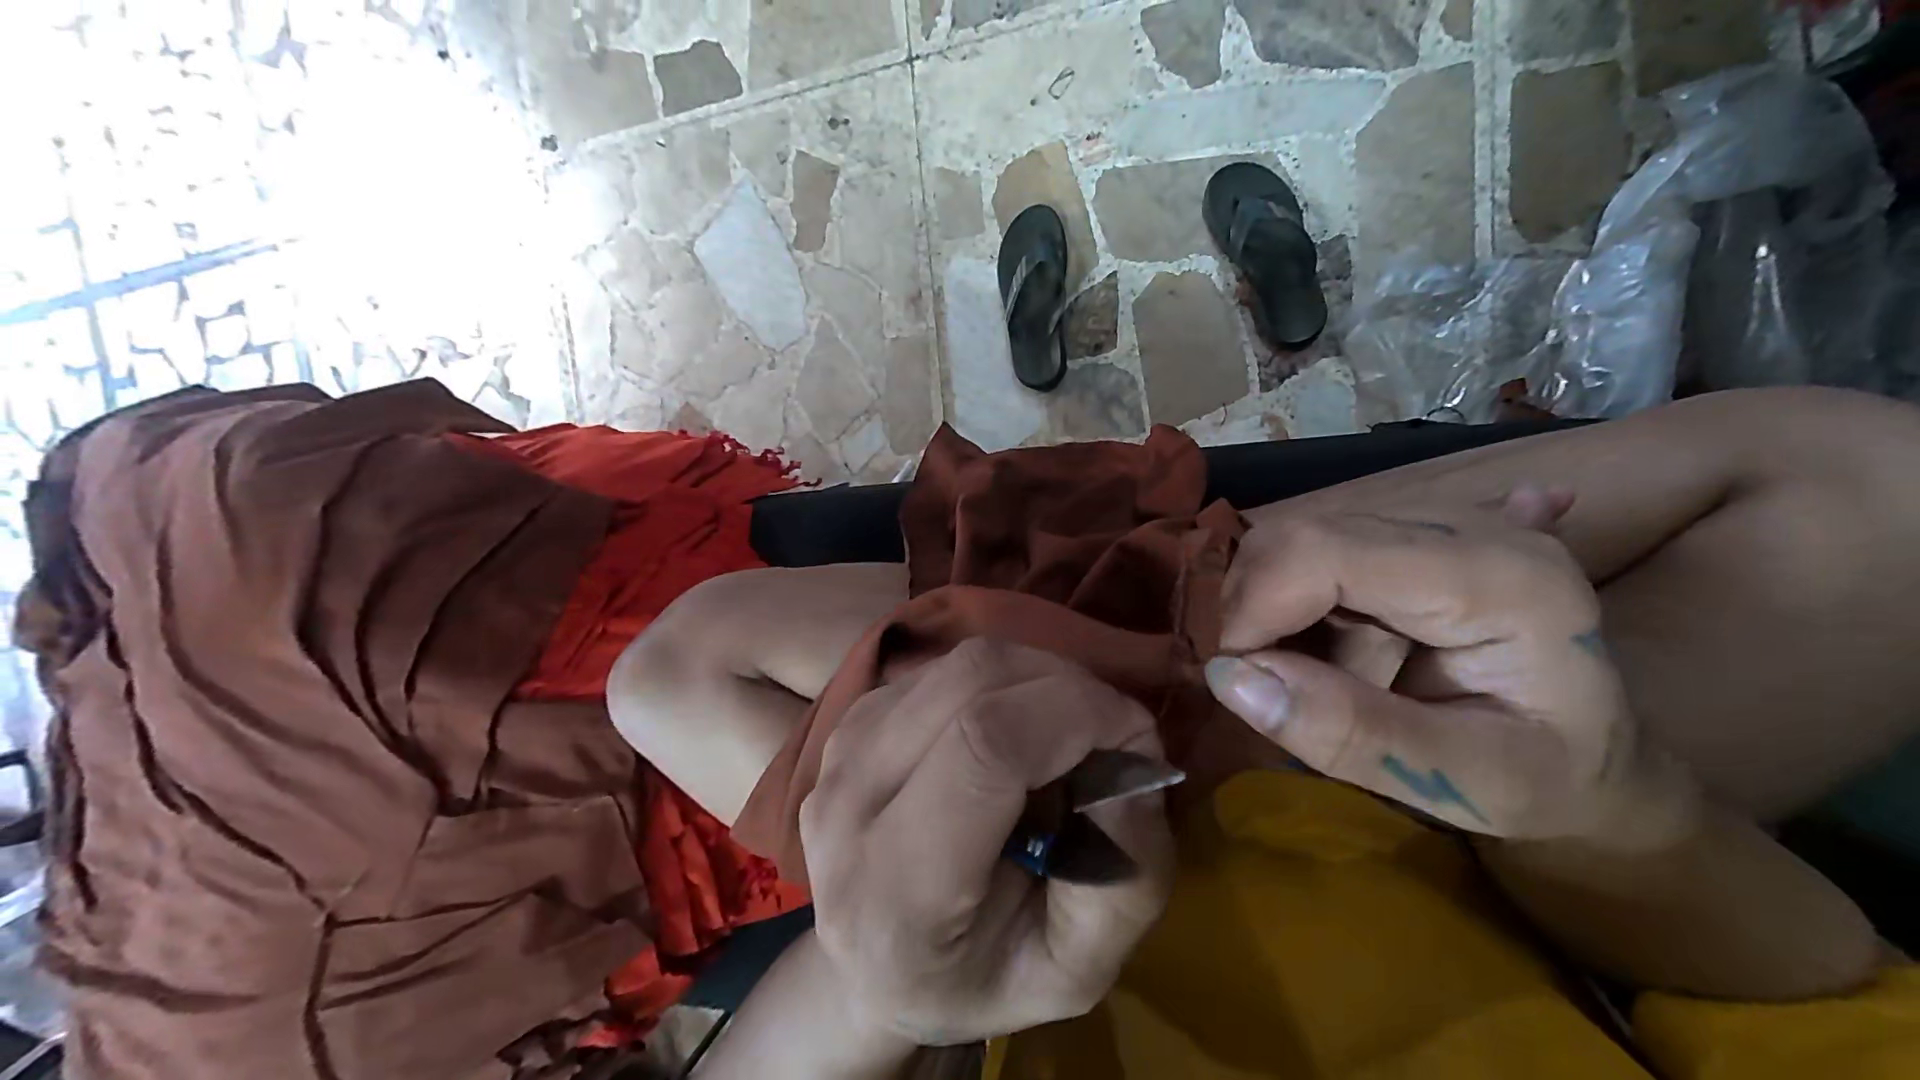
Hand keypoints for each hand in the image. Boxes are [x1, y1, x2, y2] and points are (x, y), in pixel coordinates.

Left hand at [800, 638, 1175, 1044]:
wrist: (869, 963)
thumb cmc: (973, 979)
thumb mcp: (1072, 975)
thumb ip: (1122, 887)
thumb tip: (1138, 765)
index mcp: (898, 888)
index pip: (985, 744)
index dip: (1077, 714)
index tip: (1134, 736)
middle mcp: (851, 800)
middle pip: (974, 680)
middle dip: (1068, 686)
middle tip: (1109, 734)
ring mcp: (841, 747)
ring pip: (964, 662)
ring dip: (1038, 678)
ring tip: (1062, 735)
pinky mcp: (850, 717)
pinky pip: (946, 667)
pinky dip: (1003, 682)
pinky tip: (1011, 731)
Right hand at [1205, 488, 1696, 846]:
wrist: (1597, 756)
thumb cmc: (1550, 780)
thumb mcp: (1468, 783)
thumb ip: (1353, 734)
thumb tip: (1228, 678)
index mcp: (1497, 577)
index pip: (1320, 551)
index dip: (1252, 608)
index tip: (1235, 678)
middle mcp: (1462, 525)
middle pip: (1294, 537)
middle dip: (1253, 613)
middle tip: (1270, 685)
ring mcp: (1432, 519)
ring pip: (1290, 543)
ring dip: (1276, 613)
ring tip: (1325, 671)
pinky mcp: (1404, 531)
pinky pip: (1311, 550)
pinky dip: (1294, 603)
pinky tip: (1339, 645)